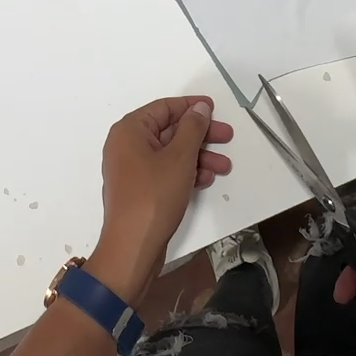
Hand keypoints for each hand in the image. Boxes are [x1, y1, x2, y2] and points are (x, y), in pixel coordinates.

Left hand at [85, 97, 233, 303]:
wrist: (132, 249)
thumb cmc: (154, 196)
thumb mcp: (180, 157)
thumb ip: (193, 128)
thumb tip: (200, 107)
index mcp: (130, 130)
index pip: (164, 108)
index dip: (191, 106)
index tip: (215, 108)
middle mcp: (127, 145)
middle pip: (169, 130)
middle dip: (200, 135)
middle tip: (227, 137)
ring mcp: (132, 169)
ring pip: (170, 153)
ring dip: (198, 156)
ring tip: (224, 166)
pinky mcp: (139, 189)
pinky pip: (165, 171)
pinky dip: (186, 172)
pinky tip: (206, 179)